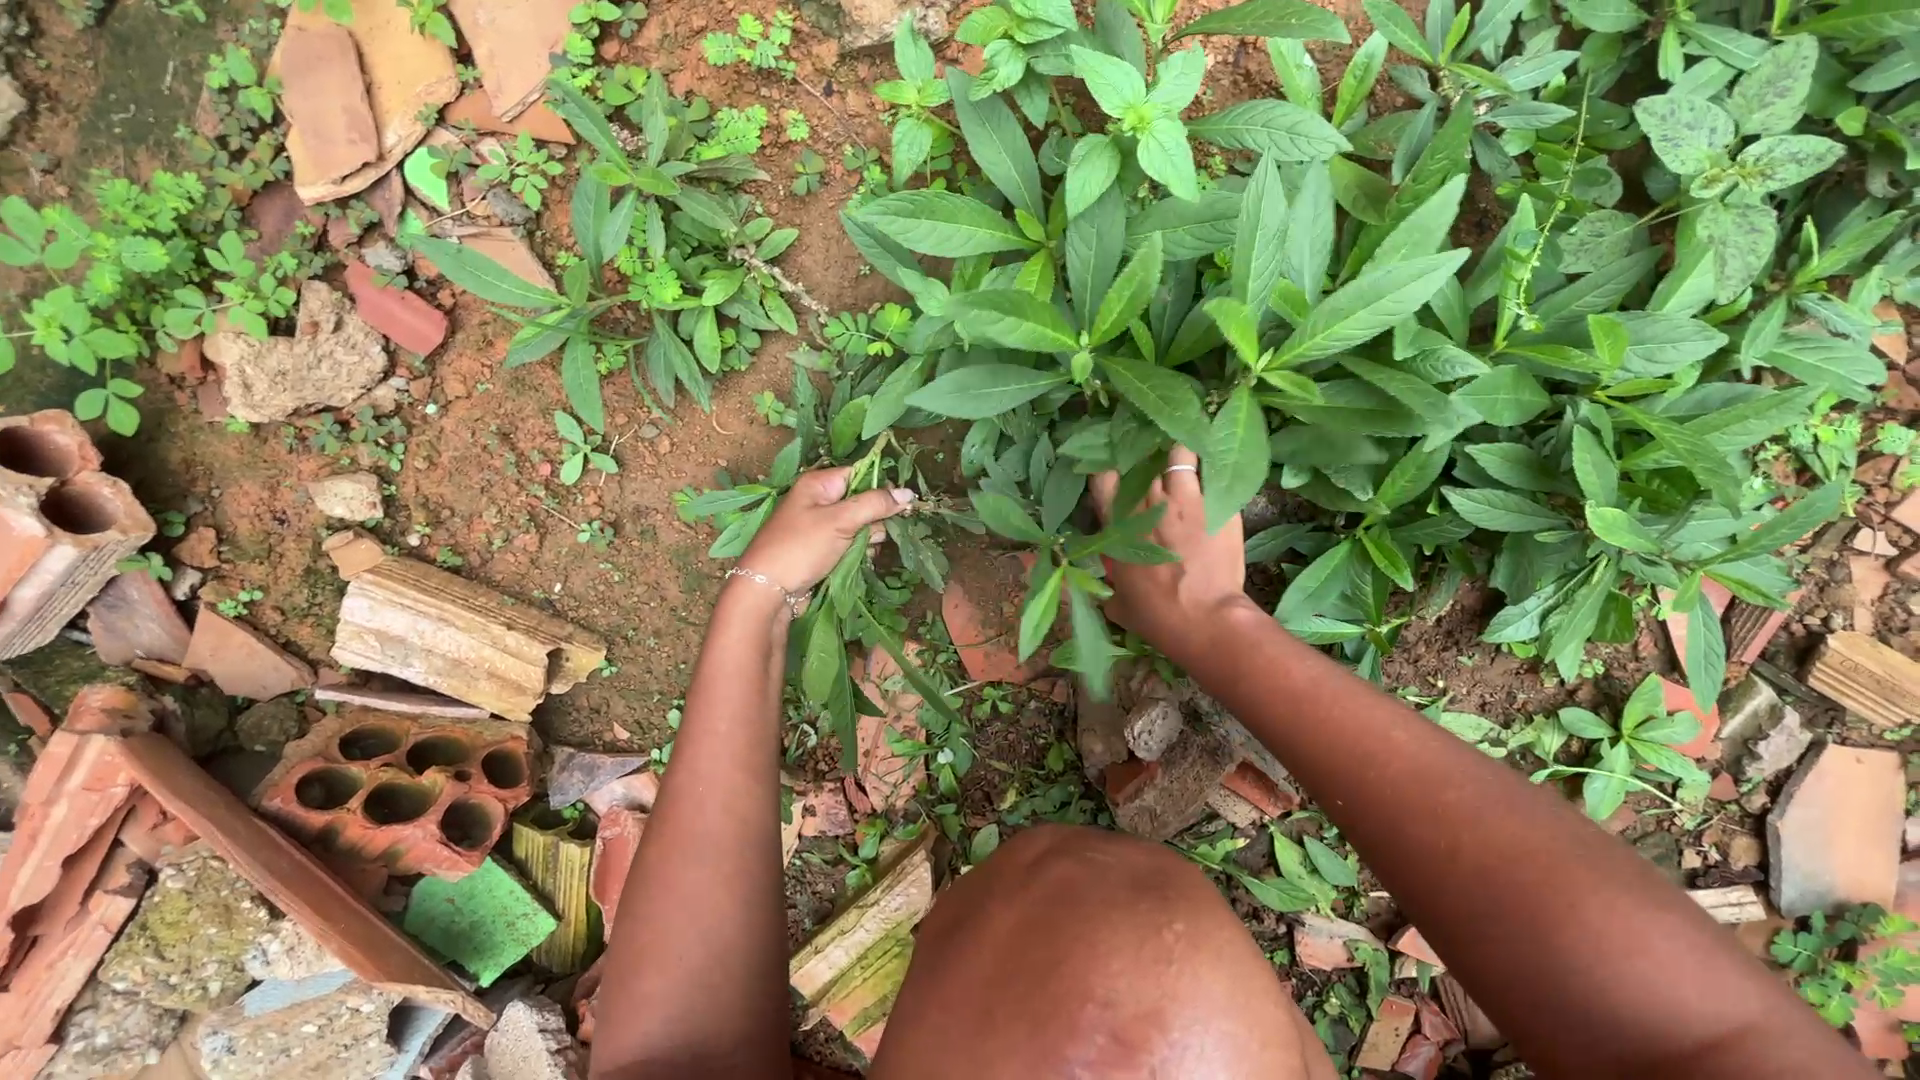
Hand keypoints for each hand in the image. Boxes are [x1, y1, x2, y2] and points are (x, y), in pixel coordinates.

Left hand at [735, 467, 914, 595]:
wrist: (767, 591)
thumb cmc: (800, 548)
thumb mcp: (840, 521)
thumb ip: (875, 504)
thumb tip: (908, 493)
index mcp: (819, 484)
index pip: (860, 473)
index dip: (881, 487)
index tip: (900, 504)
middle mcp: (819, 501)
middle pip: (863, 500)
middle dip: (875, 519)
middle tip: (872, 534)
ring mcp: (821, 526)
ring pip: (860, 525)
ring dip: (868, 539)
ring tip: (863, 551)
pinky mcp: (823, 549)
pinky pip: (850, 543)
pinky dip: (858, 552)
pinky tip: (860, 560)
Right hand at [1089, 445, 1253, 658]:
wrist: (1203, 618)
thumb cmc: (1155, 616)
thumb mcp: (1117, 602)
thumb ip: (1107, 581)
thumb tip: (1101, 578)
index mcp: (1116, 525)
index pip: (1103, 478)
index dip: (1112, 475)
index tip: (1120, 480)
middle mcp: (1144, 503)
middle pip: (1139, 463)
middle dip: (1145, 464)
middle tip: (1153, 471)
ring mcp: (1180, 498)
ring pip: (1175, 455)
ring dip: (1177, 458)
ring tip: (1183, 464)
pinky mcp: (1213, 501)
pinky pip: (1206, 468)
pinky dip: (1206, 467)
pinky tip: (1211, 469)